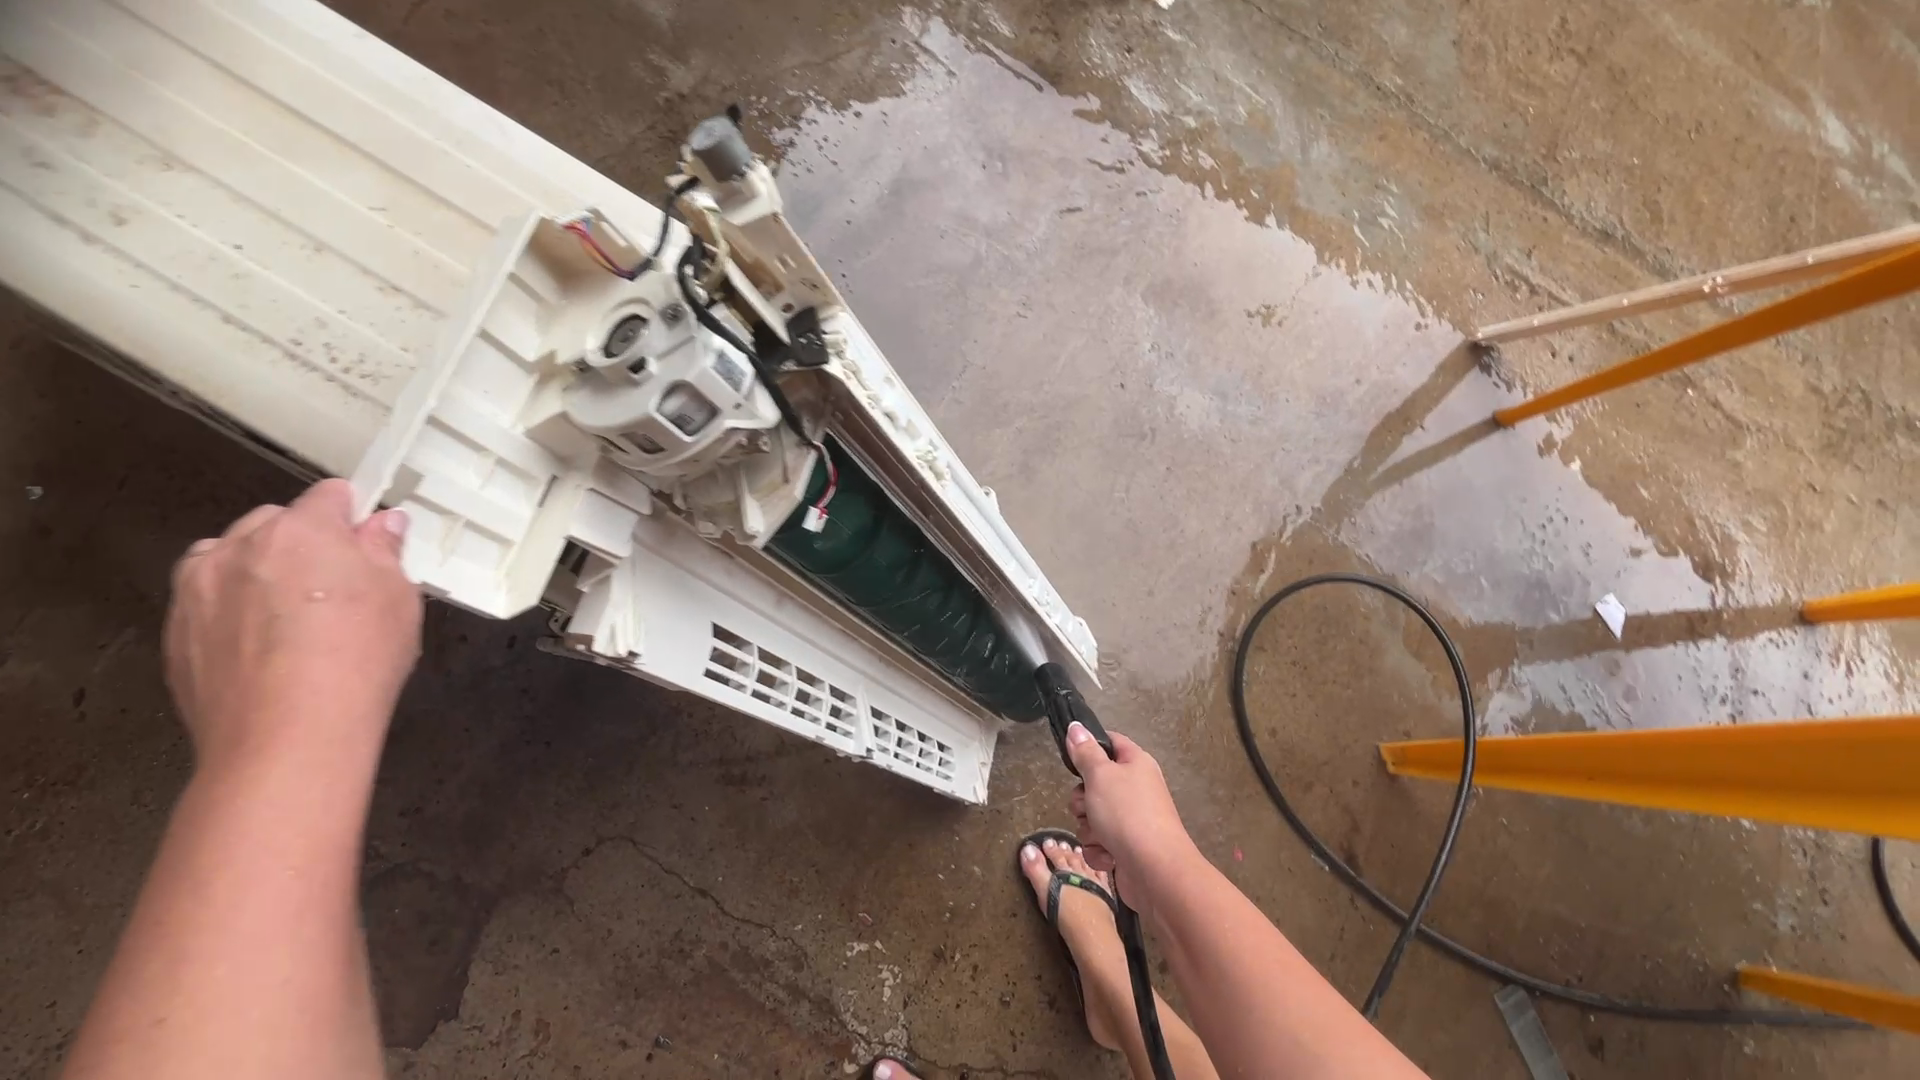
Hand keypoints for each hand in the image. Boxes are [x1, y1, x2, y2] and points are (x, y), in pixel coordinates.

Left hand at [164, 479, 421, 779]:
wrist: (287, 734)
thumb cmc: (360, 656)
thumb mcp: (399, 599)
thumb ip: (385, 552)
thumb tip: (382, 523)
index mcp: (302, 530)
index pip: (329, 495)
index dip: (354, 515)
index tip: (370, 543)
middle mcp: (239, 545)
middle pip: (275, 522)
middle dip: (304, 541)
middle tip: (336, 586)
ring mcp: (196, 589)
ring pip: (230, 557)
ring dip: (257, 569)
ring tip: (288, 615)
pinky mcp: (174, 632)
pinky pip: (206, 601)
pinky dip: (231, 610)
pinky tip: (261, 649)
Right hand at [1065, 723, 1199, 915]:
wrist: (1155, 871)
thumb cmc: (1127, 814)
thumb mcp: (1100, 775)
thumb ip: (1085, 751)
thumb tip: (1076, 726)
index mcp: (1136, 763)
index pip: (1110, 742)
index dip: (1089, 746)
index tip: (1072, 757)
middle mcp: (1135, 789)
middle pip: (1094, 784)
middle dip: (1082, 799)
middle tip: (1087, 806)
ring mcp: (1132, 820)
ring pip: (1092, 815)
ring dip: (1089, 828)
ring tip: (1100, 835)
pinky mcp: (1126, 848)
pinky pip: (1099, 842)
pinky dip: (1098, 850)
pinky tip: (1108, 856)